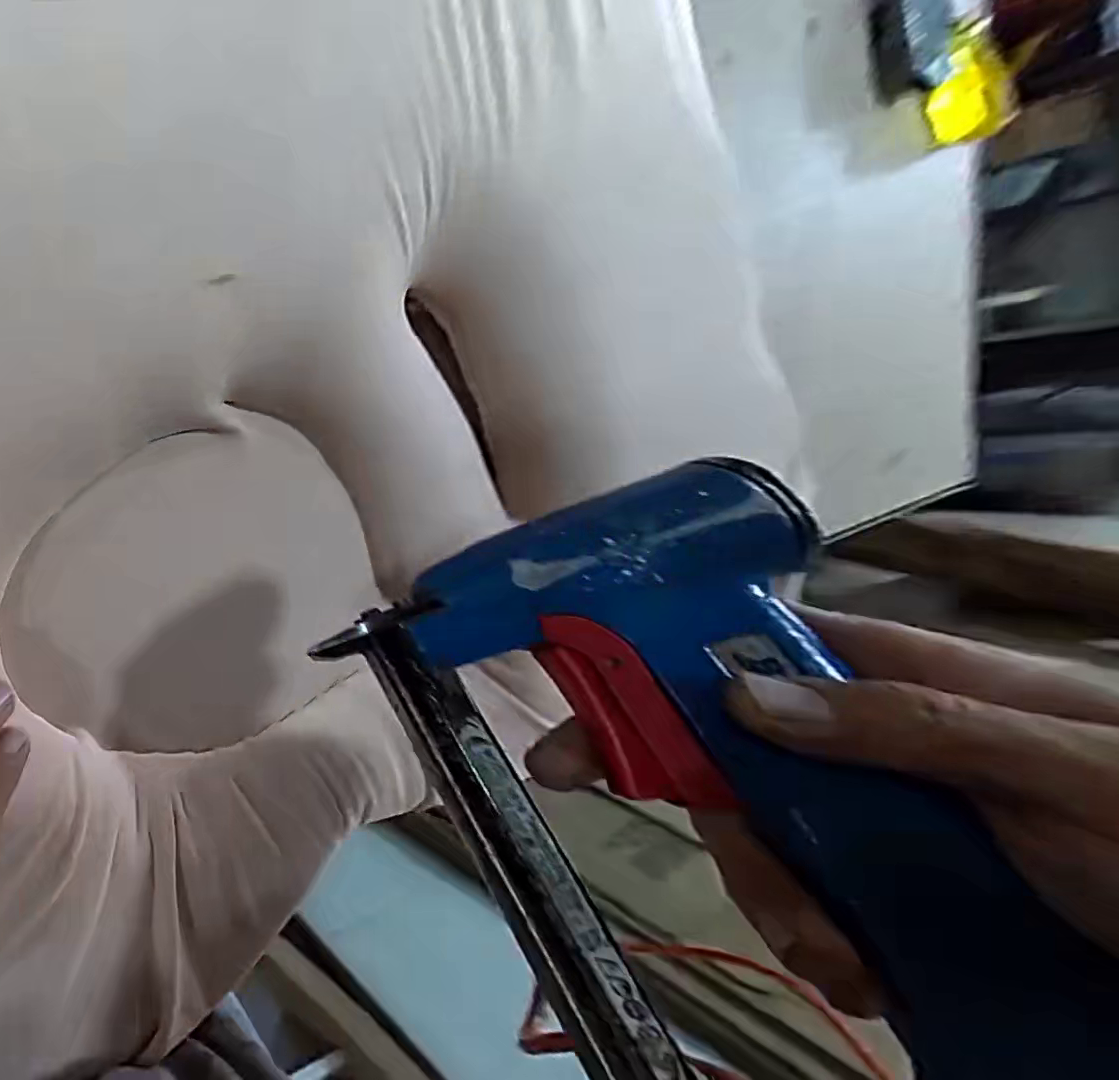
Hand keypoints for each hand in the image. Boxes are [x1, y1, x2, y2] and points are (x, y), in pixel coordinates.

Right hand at [526, 607, 1118, 1016]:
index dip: (648, 662)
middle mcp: (861, 741)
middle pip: (721, 748)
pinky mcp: (889, 893)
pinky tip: (856, 973)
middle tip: (584, 789)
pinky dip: (811, 939)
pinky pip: (807, 899)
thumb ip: (911, 722)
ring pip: (755, 830)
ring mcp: (872, 820)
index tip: (577, 692)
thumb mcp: (1079, 769)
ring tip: (835, 959)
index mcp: (894, 682)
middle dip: (686, 791)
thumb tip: (740, 696)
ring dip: (769, 893)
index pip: (739, 650)